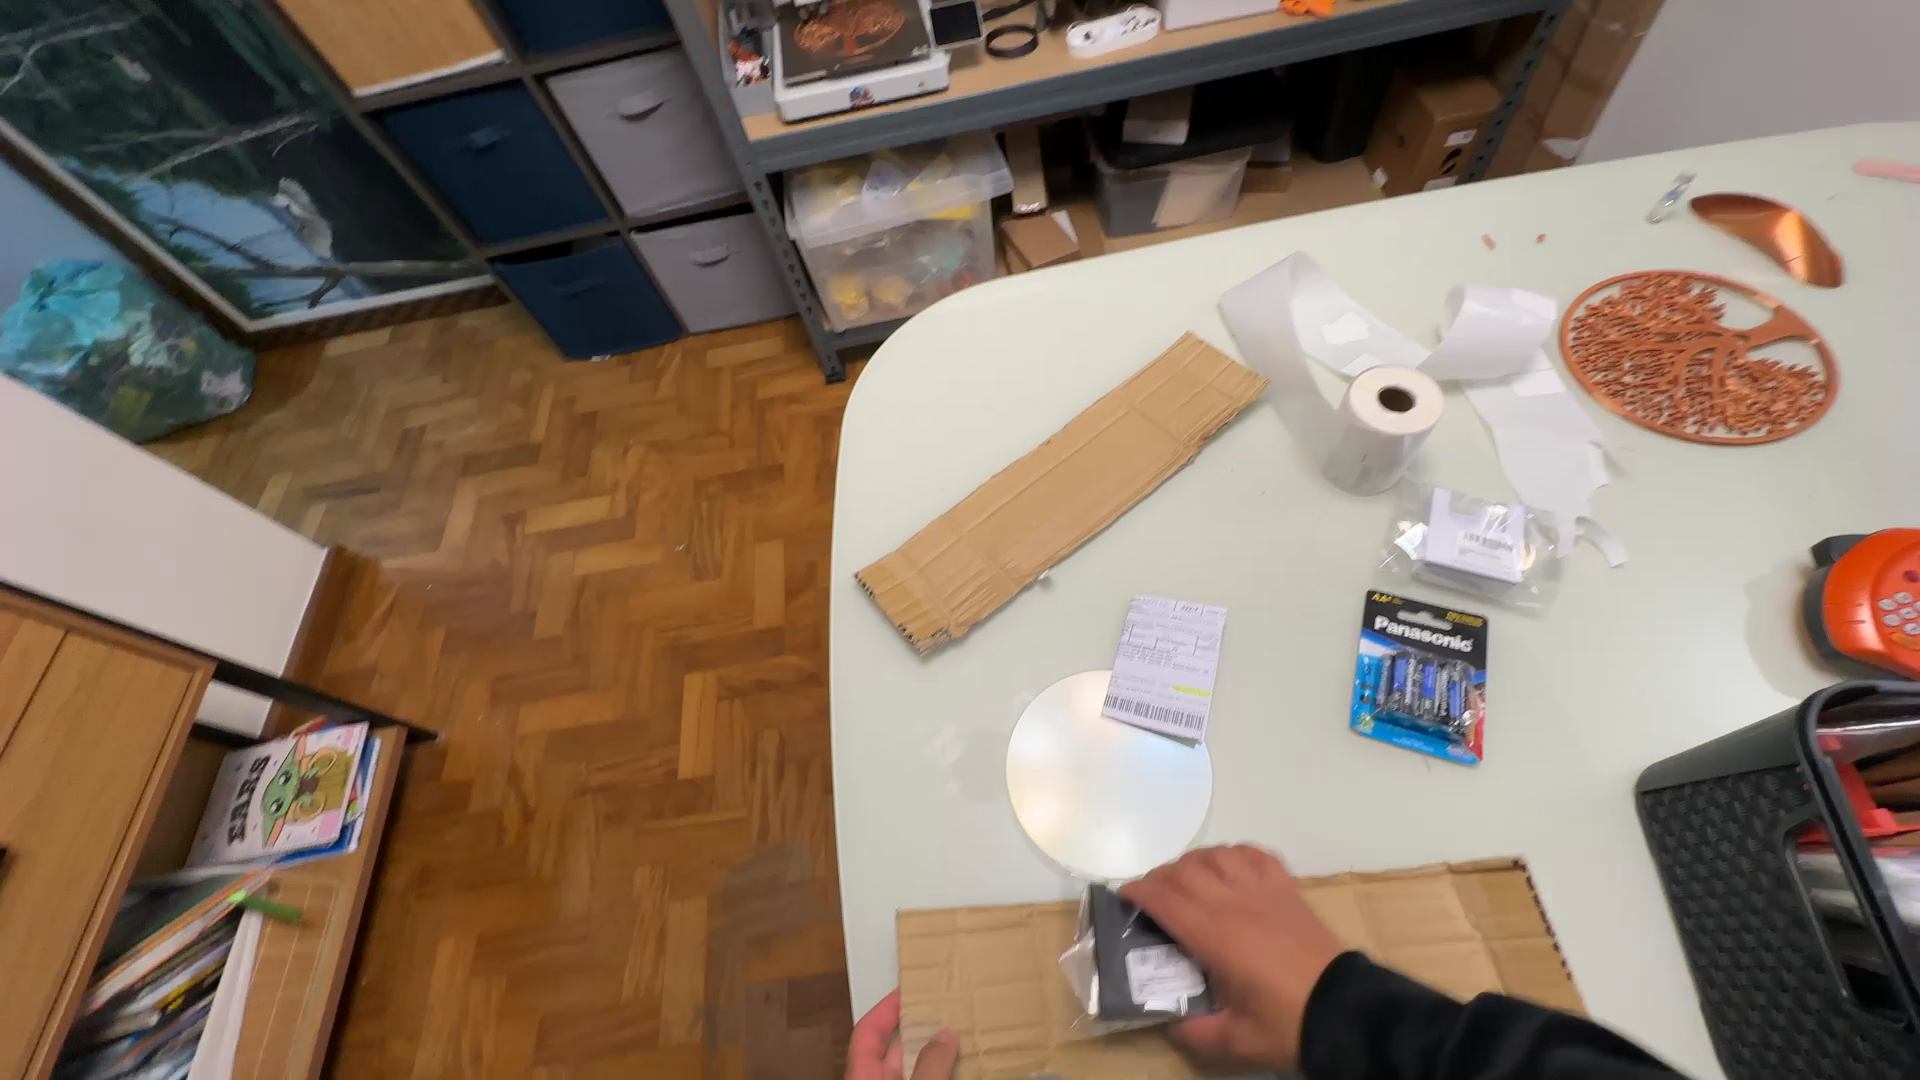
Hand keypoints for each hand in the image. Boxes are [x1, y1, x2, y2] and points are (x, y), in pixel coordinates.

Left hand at [846, 989, 959, 1079]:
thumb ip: (929, 1065)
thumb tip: (946, 1035)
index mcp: (863, 1077)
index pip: (868, 1030)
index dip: (888, 1007)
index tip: (910, 989)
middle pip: (895, 1050)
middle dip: (921, 1029)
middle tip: (946, 1010)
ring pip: (914, 1070)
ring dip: (936, 1055)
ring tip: (961, 1037)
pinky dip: (941, 1073)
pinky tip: (963, 1066)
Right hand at [1120, 845, 1344, 1073]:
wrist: (1347, 1012)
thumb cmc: (1287, 1024)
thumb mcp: (1236, 1041)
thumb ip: (1196, 1031)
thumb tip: (1169, 1020)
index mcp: (1213, 935)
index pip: (1163, 898)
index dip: (1138, 891)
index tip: (1124, 894)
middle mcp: (1231, 901)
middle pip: (1183, 870)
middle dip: (1159, 876)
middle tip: (1151, 892)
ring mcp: (1261, 889)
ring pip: (1215, 854)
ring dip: (1193, 861)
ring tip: (1187, 877)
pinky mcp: (1286, 887)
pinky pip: (1253, 853)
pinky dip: (1233, 853)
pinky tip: (1229, 866)